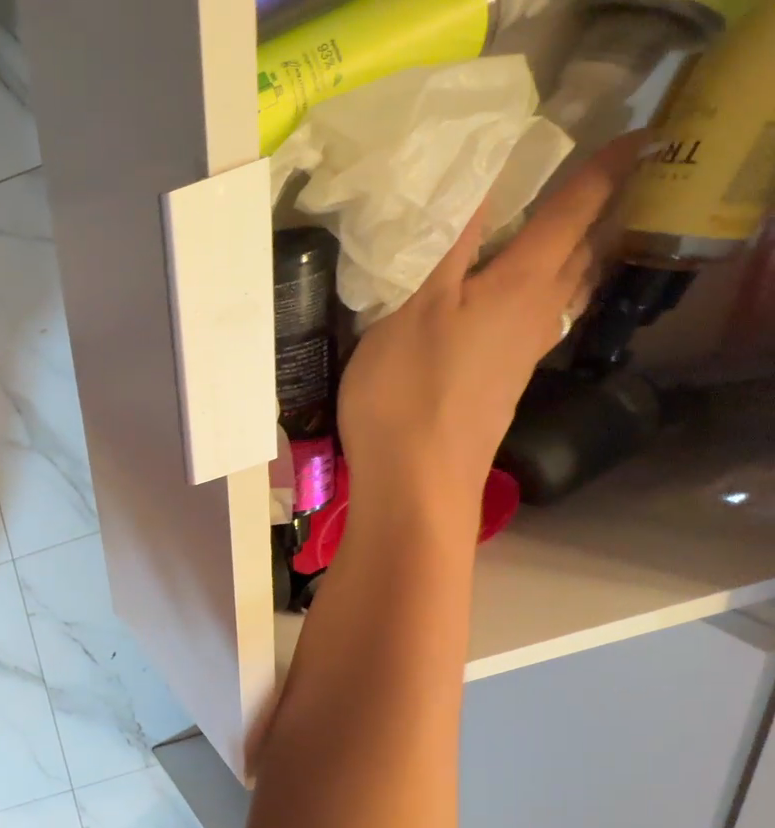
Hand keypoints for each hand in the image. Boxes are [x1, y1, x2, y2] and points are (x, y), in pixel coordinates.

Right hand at [335, 134, 647, 512]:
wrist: (417, 476)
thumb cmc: (407, 388)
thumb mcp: (412, 309)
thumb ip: (445, 249)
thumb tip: (479, 183)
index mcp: (522, 282)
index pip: (574, 211)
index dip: (605, 169)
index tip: (637, 133)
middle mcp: (539, 309)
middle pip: (582, 248)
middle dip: (598, 210)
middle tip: (601, 177)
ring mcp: (525, 349)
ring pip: (566, 286)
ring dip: (576, 253)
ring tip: (566, 232)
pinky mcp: (505, 379)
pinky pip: (540, 316)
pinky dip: (541, 291)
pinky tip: (518, 300)